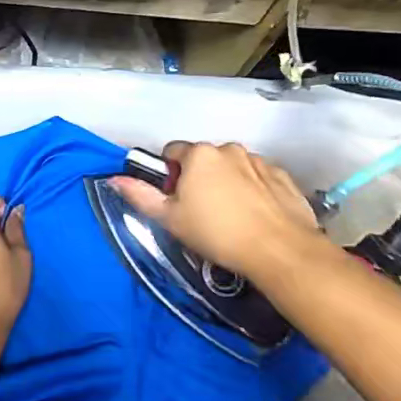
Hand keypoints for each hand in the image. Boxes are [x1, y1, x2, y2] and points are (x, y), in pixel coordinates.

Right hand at [113, 143, 333, 282]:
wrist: (280, 251)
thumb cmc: (217, 233)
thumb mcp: (170, 219)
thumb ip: (140, 195)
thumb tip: (115, 179)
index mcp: (199, 154)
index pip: (172, 152)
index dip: (170, 176)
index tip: (177, 201)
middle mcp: (229, 149)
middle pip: (203, 160)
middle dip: (199, 179)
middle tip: (201, 212)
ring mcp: (260, 161)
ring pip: (232, 168)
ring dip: (227, 183)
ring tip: (231, 217)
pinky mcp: (284, 177)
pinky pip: (259, 178)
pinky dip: (254, 191)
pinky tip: (255, 217)